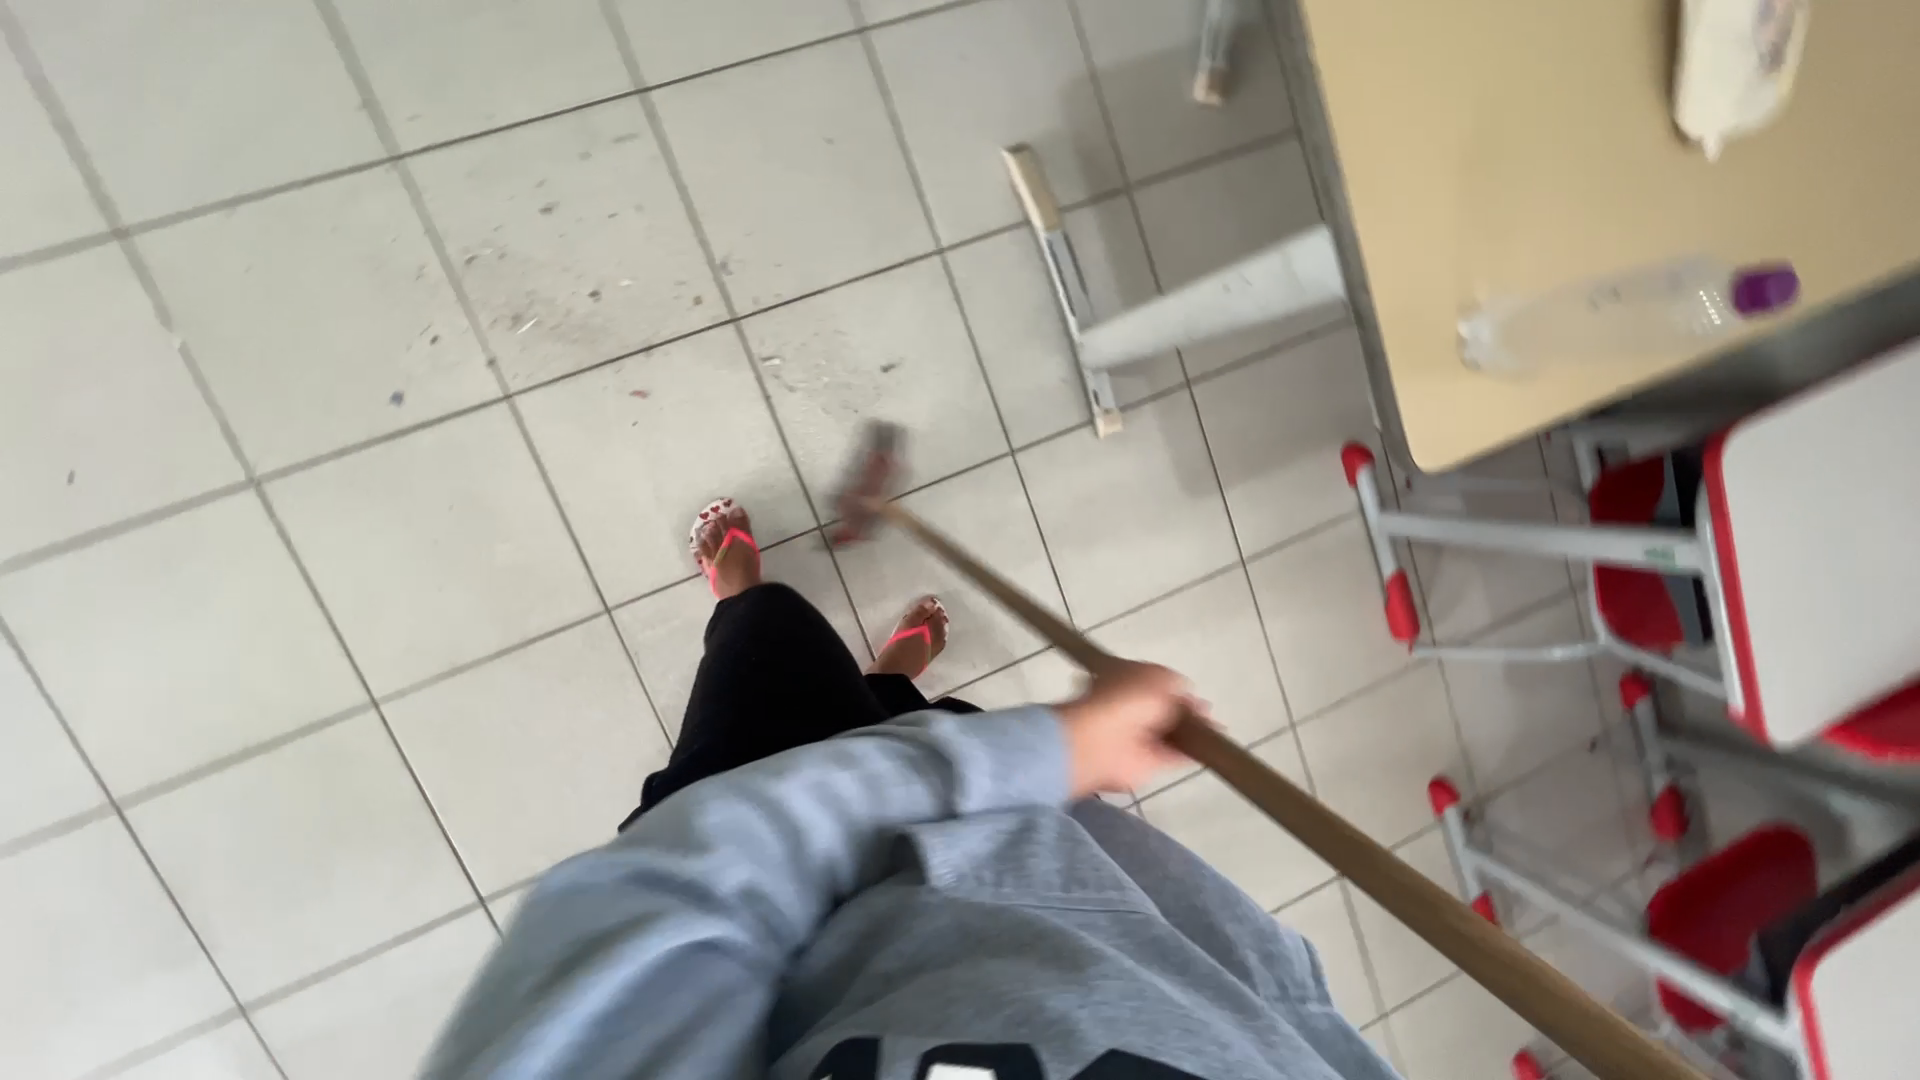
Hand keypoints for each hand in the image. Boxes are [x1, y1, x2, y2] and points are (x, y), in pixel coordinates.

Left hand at [1054, 660, 1202, 797]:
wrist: (1102, 740)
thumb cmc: (1126, 699)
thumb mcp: (1157, 677)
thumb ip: (1176, 683)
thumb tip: (1187, 693)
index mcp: (1124, 679)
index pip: (1153, 681)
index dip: (1173, 686)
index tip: (1192, 691)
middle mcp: (1129, 707)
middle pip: (1163, 708)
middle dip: (1185, 710)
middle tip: (1206, 712)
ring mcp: (1137, 736)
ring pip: (1170, 732)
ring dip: (1192, 731)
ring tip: (1215, 729)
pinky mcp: (1147, 763)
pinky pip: (1174, 756)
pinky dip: (1192, 753)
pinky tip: (1212, 748)